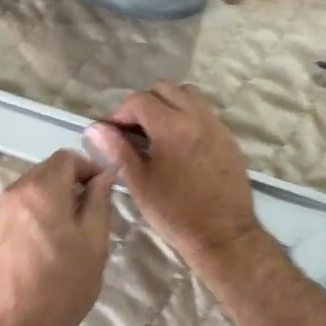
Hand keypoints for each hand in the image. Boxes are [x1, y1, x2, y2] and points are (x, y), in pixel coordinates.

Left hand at [0, 150, 115, 325]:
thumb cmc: (63, 285)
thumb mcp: (94, 243)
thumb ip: (99, 202)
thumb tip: (103, 177)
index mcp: (40, 189)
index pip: (66, 158)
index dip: (88, 168)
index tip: (104, 189)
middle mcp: (14, 193)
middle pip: (46, 173)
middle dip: (70, 184)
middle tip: (92, 213)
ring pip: (31, 193)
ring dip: (52, 202)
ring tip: (71, 234)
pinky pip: (18, 213)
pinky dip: (36, 217)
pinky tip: (47, 248)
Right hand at [84, 82, 265, 265]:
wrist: (223, 236)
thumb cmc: (176, 213)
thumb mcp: (140, 184)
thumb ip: (118, 150)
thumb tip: (95, 129)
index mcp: (172, 127)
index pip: (140, 100)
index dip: (120, 112)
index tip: (112, 131)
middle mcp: (197, 118)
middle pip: (165, 89)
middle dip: (144, 103)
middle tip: (133, 130)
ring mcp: (217, 126)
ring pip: (189, 95)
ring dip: (169, 104)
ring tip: (158, 132)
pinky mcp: (229, 139)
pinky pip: (205, 113)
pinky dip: (188, 117)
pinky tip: (180, 144)